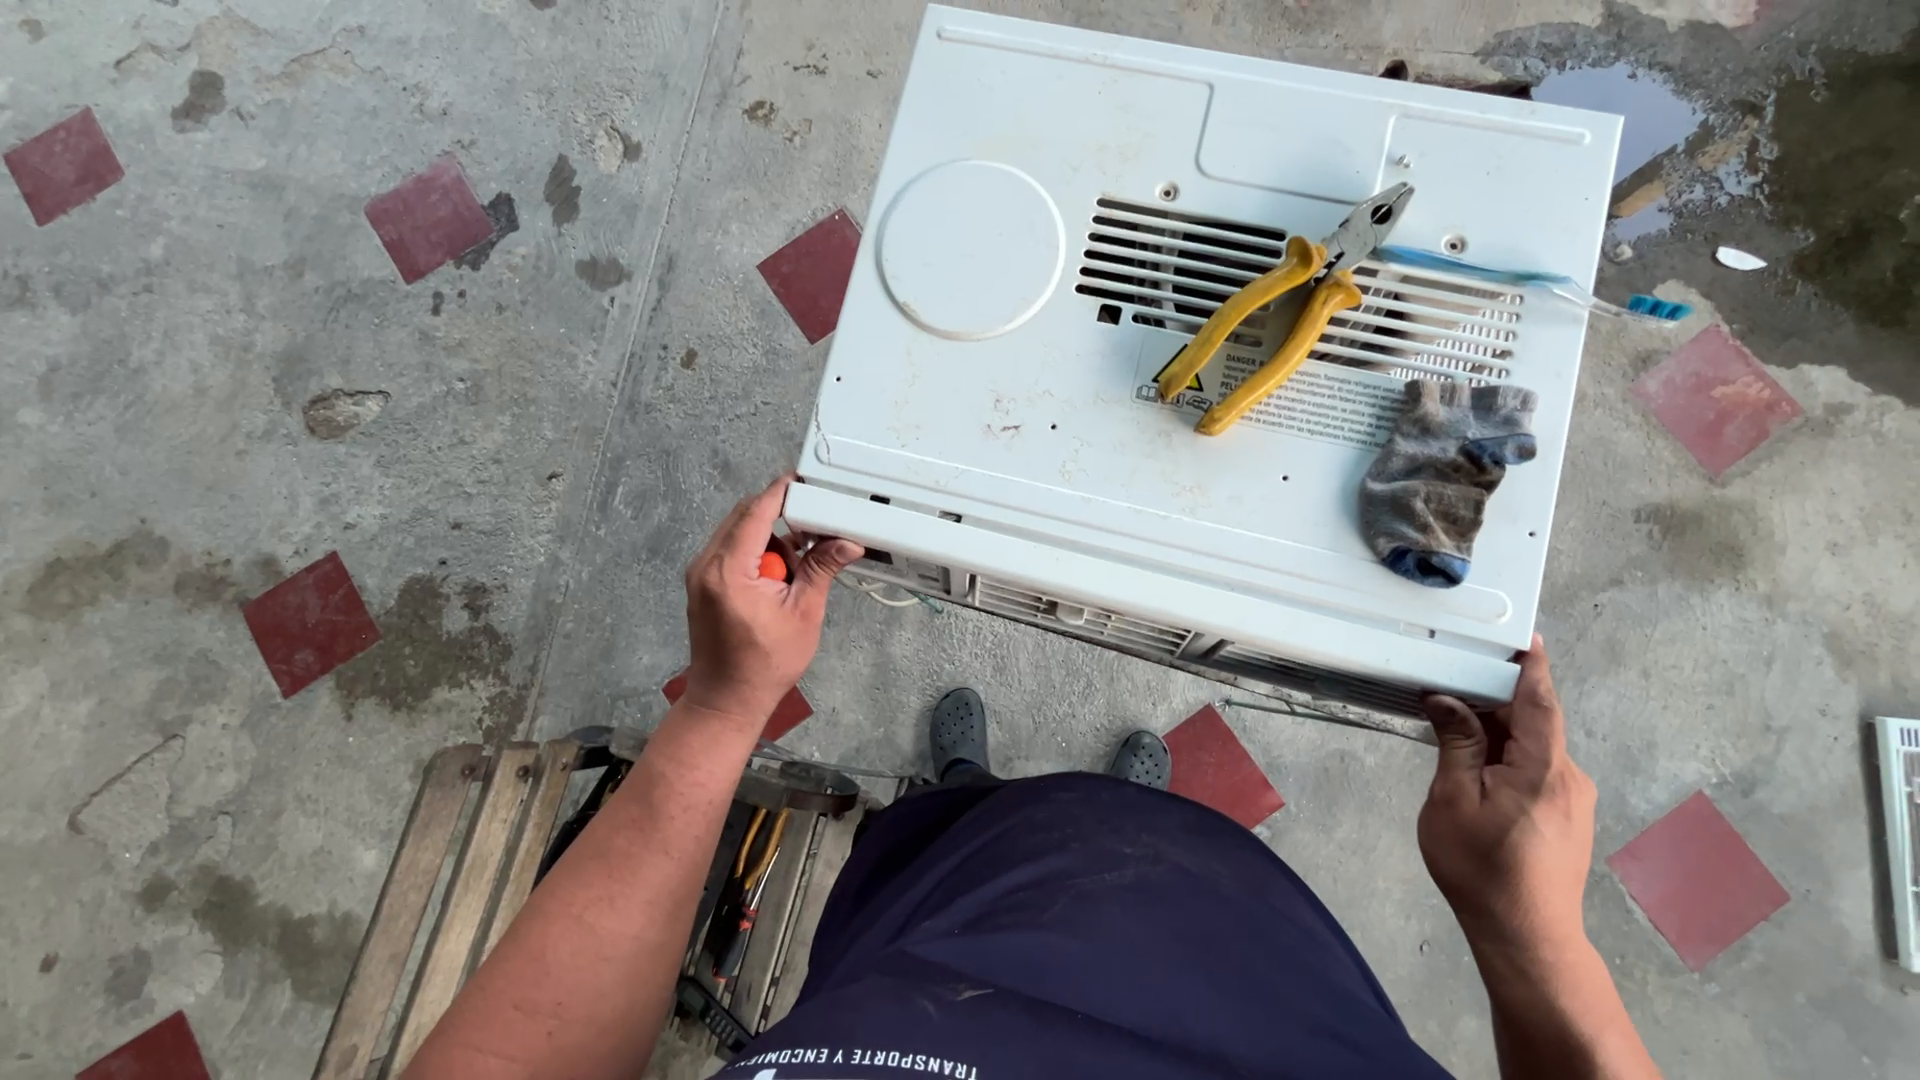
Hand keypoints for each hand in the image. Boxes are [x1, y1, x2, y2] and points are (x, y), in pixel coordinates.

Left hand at [680, 475, 862, 723]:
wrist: (727, 699)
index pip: (756, 513)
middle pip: (744, 517)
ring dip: (768, 540)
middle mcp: (706, 566)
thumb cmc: (766, 664)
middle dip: (779, 521)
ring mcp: (699, 574)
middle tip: (811, 535)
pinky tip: (775, 577)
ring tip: (791, 573)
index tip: (803, 481)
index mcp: (729, 572)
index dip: (780, 493)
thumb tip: (848, 543)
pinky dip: (754, 553)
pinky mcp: (702, 583)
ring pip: (737, 532)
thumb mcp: (803, 613)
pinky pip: (729, 550)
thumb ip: (821, 569)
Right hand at [1417, 634, 1596, 960]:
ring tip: (1453, 716)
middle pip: (1534, 721)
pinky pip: (1535, 767)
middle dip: (1495, 696)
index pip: (1539, 702)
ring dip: (1496, 727)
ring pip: (1532, 746)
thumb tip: (1447, 700)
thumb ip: (1457, 744)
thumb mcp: (1453, 800)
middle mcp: (1568, 777)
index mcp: (1543, 768)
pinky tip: (1475, 759)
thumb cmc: (1482, 866)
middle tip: (1452, 674)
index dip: (1531, 666)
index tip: (1525, 635)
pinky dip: (1505, 751)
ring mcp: (1571, 798)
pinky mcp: (1565, 815)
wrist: (1525, 935)